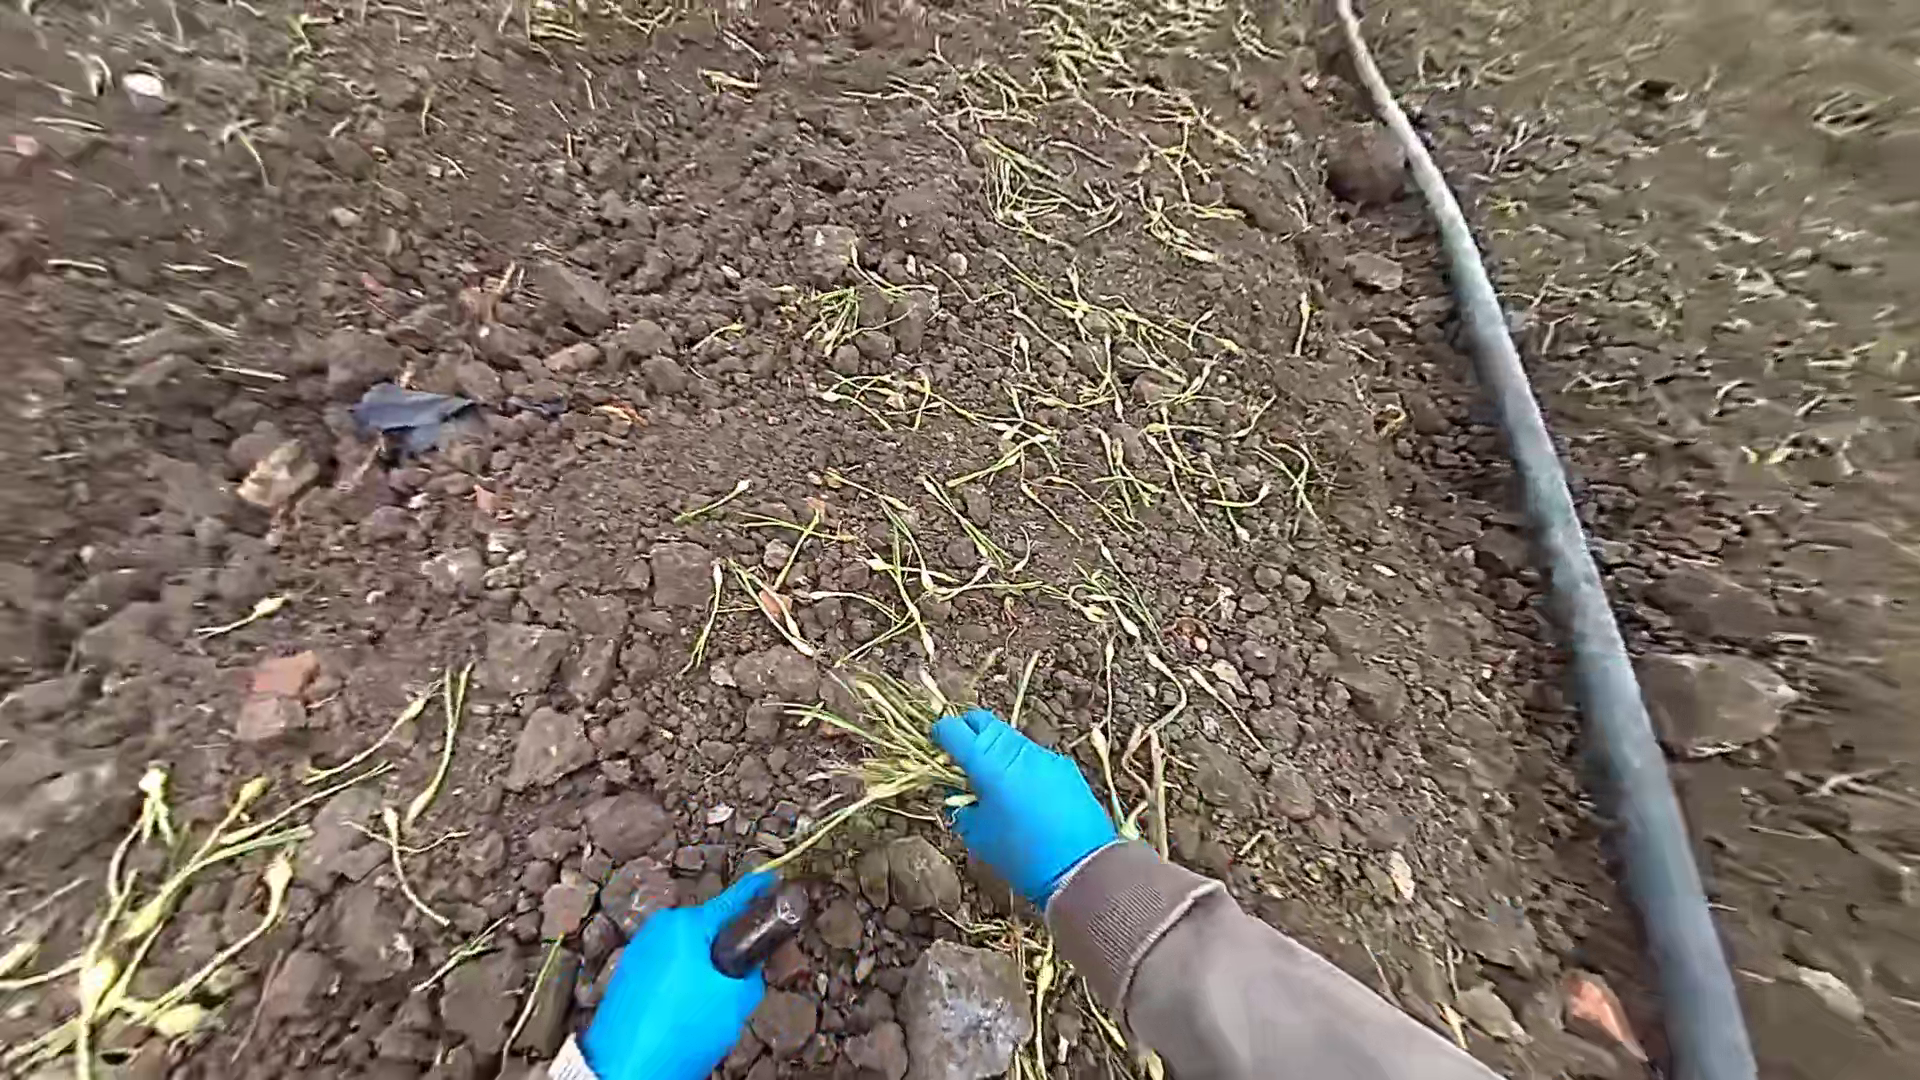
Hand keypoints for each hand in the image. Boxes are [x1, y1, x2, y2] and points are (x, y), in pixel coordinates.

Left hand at [580, 872, 773, 1079]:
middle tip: (744, 970)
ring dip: (705, 967)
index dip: (761, 887)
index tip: (777, 879)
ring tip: (712, 1000)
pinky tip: (688, 1010)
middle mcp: (659, 928)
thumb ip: (753, 975)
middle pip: (712, 927)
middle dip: (730, 946)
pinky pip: (668, 968)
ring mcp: (639, 952)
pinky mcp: (626, 978)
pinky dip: (683, 981)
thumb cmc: (678, 1034)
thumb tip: (751, 968)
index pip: (736, 896)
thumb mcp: (734, 1003)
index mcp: (685, 924)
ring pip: (690, 950)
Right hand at [933, 708, 1118, 905]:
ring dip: (993, 748)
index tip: (936, 745)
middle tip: (960, 757)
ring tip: (992, 779)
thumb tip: (958, 798)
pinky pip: (1031, 754)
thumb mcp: (979, 835)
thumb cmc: (1022, 855)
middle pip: (982, 721)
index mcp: (987, 763)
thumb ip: (963, 809)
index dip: (941, 734)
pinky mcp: (1062, 765)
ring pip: (1008, 736)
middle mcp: (1014, 749)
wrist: (1082, 867)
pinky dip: (1018, 763)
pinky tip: (1022, 791)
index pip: (954, 729)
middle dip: (966, 731)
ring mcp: (1041, 754)